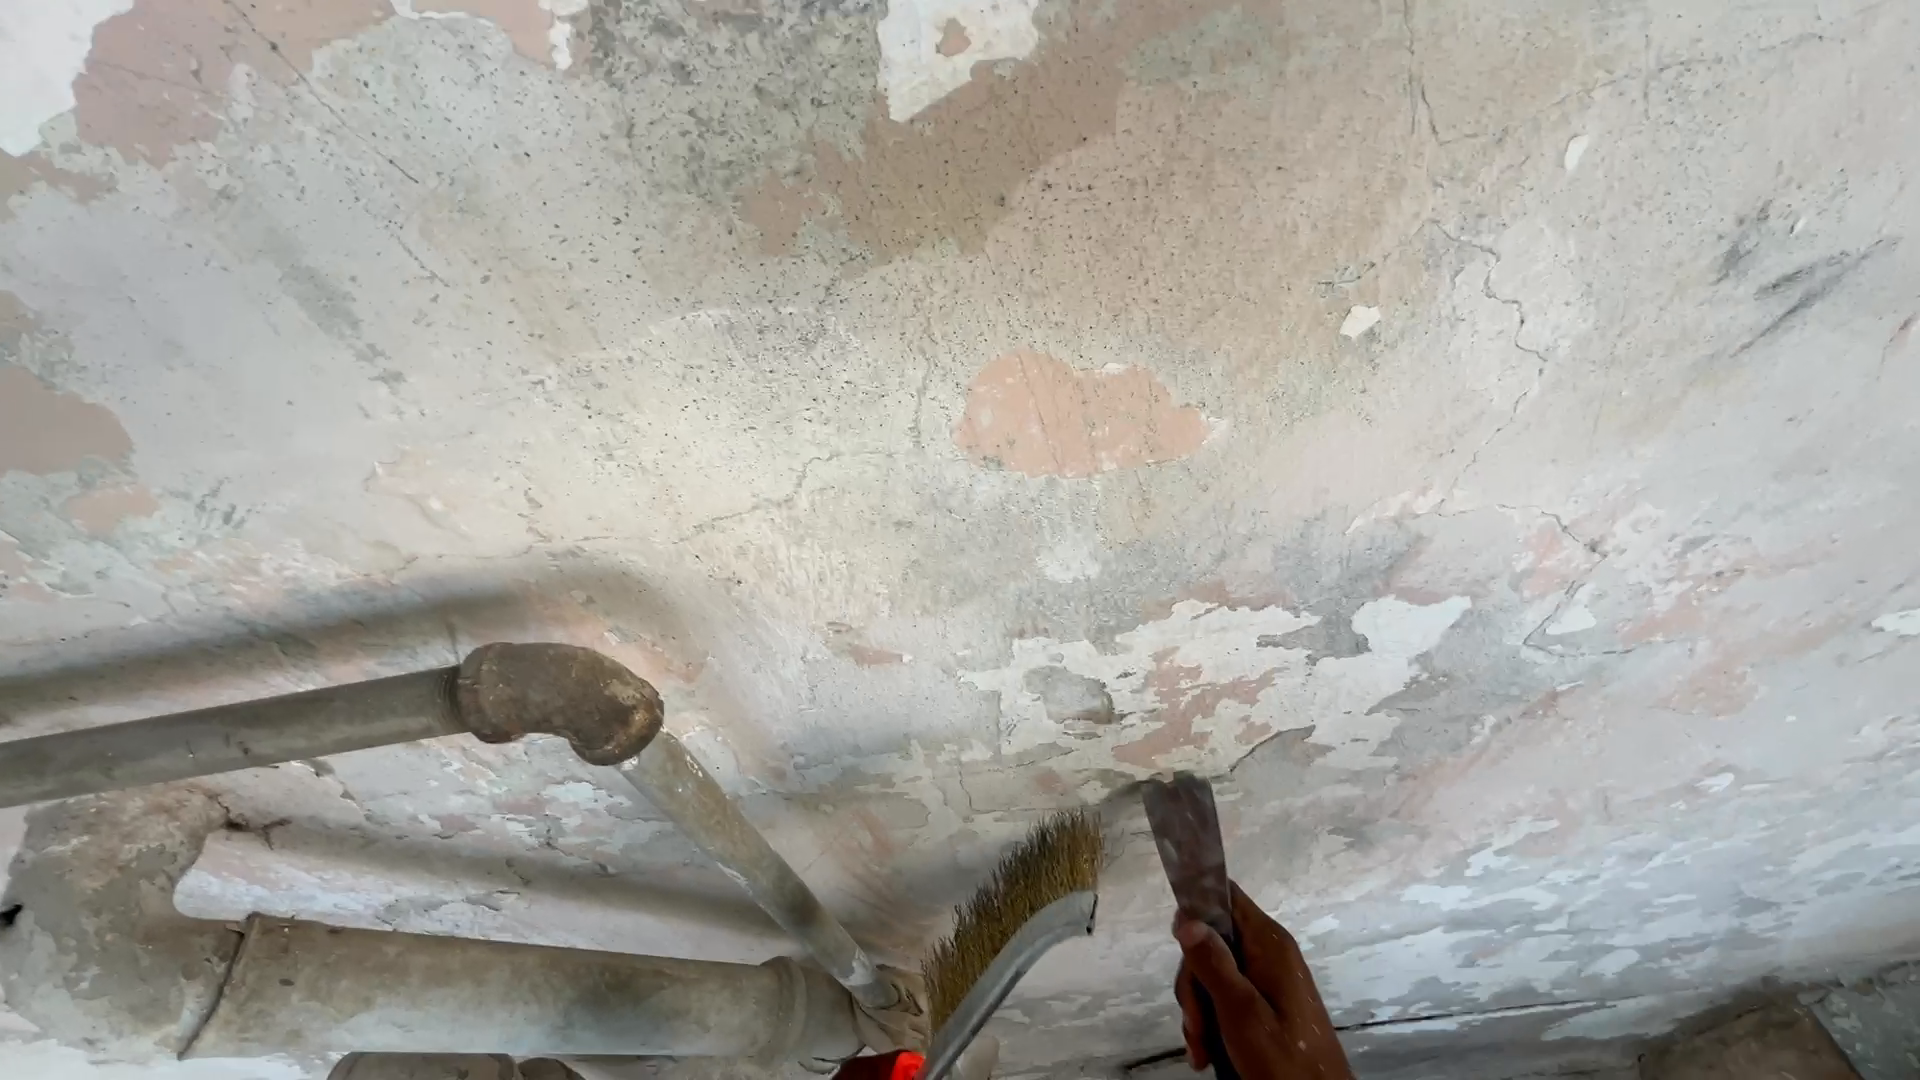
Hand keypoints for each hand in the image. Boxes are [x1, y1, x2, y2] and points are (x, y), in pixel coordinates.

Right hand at [1172, 882, 1351, 1078]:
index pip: (1224, 895)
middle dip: (1193, 980)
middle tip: (1193, 1022)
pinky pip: (1223, 992)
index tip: (1178, 942)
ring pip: (1212, 969)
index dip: (1195, 908)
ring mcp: (1265, 975)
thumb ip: (1213, 964)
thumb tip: (1184, 918)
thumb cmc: (1285, 1061)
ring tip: (1200, 1046)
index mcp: (1268, 942)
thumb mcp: (1242, 1013)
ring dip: (1198, 1007)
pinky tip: (1205, 1050)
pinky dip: (1210, 1018)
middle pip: (1210, 939)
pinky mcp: (1263, 999)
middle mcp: (1266, 950)